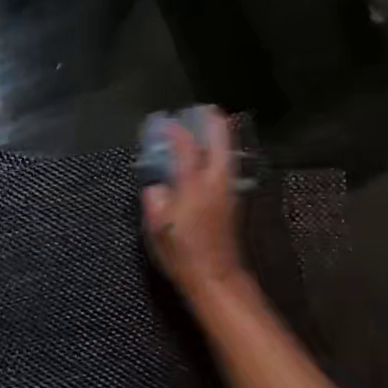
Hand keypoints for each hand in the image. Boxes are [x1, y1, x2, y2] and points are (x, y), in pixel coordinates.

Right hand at [140, 106, 247, 296]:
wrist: (216, 276)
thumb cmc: (182, 254)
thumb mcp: (157, 228)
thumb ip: (155, 200)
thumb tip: (156, 186)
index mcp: (193, 186)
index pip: (186, 147)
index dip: (174, 131)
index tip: (162, 122)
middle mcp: (215, 181)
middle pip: (220, 140)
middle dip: (210, 122)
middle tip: (198, 111)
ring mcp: (228, 189)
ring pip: (228, 151)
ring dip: (218, 135)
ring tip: (206, 125)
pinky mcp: (232, 199)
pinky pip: (227, 164)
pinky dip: (219, 151)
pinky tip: (209, 154)